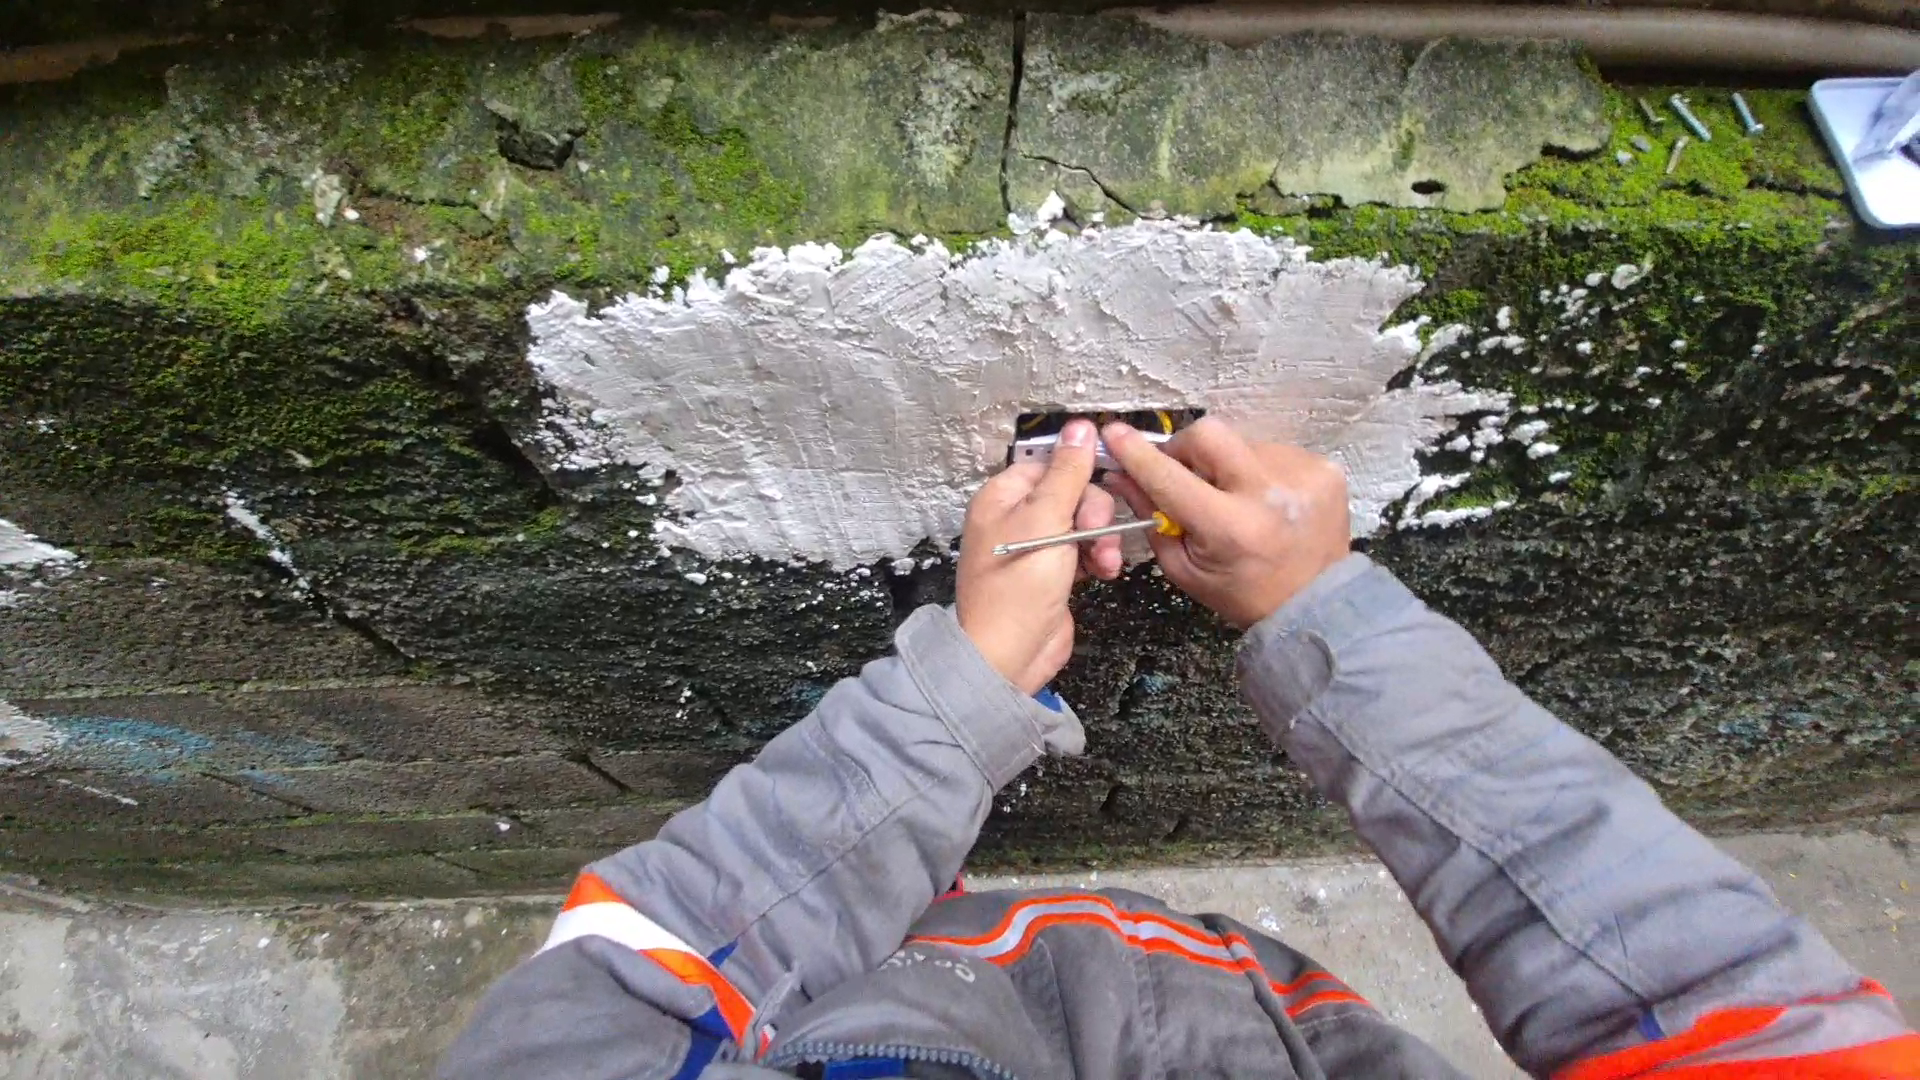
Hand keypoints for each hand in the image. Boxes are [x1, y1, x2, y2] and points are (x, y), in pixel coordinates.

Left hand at [957, 419, 1123, 693]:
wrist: (1010, 654)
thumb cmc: (1018, 585)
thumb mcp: (1046, 519)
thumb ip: (1068, 472)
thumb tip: (1081, 426)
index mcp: (1001, 497)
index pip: (1047, 464)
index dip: (1077, 473)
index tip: (1104, 483)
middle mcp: (1015, 517)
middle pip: (1070, 492)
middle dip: (1093, 512)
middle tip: (1095, 533)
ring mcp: (1035, 546)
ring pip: (1081, 522)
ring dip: (1100, 538)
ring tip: (1105, 562)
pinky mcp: (1053, 573)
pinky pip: (1083, 550)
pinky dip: (1097, 557)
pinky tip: (1105, 572)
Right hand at [1102, 418, 1350, 628]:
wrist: (1316, 605)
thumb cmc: (1240, 592)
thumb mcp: (1184, 567)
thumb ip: (1151, 517)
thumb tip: (1121, 475)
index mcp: (1229, 527)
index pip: (1169, 476)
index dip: (1136, 453)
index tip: (1114, 433)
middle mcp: (1268, 494)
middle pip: (1208, 434)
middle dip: (1184, 448)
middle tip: (1182, 473)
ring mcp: (1302, 476)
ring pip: (1239, 441)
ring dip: (1224, 463)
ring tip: (1233, 496)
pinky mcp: (1323, 468)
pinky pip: (1271, 449)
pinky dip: (1256, 468)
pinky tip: (1263, 498)